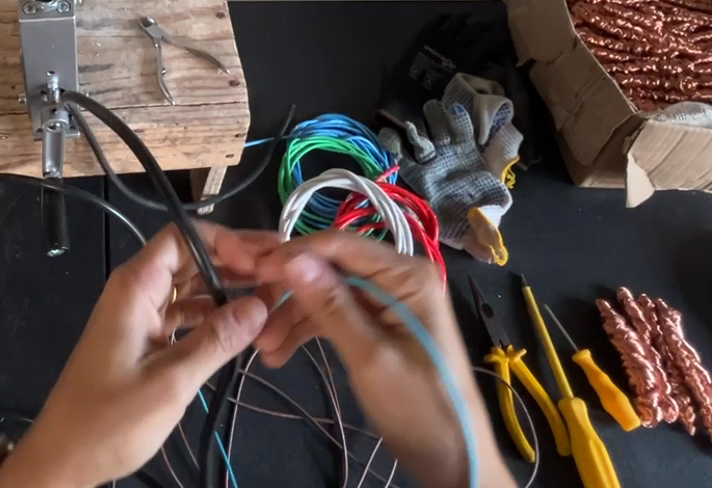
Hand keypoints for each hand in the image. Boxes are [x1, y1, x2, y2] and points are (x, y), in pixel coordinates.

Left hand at [0, 224, 267, 487]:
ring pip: (189, 285)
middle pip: (190, 257)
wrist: (63, 457)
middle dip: (234, 261)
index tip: (261, 259)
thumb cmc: (111, 417)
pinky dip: (210, 315)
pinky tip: (240, 326)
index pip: (183, 236)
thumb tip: (261, 305)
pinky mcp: (143, 336)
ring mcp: (139, 312)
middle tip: (280, 271)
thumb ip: (217, 340)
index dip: (224, 240)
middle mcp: (137, 288)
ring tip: (271, 297)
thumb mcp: (171, 381)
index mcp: (136, 284)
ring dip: (225, 289)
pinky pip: (182, 312)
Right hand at [217, 230, 514, 487]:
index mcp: (406, 273)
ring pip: (327, 291)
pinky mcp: (378, 323)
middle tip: (254, 312)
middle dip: (291, 290)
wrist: (456, 466)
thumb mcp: (372, 358)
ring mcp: (387, 299)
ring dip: (294, 315)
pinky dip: (308, 329)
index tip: (254, 270)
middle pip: (330, 267)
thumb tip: (291, 259)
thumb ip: (332, 306)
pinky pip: (335, 313)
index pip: (340, 245)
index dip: (295, 254)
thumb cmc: (422, 410)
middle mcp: (396, 276)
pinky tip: (280, 351)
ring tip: (264, 346)